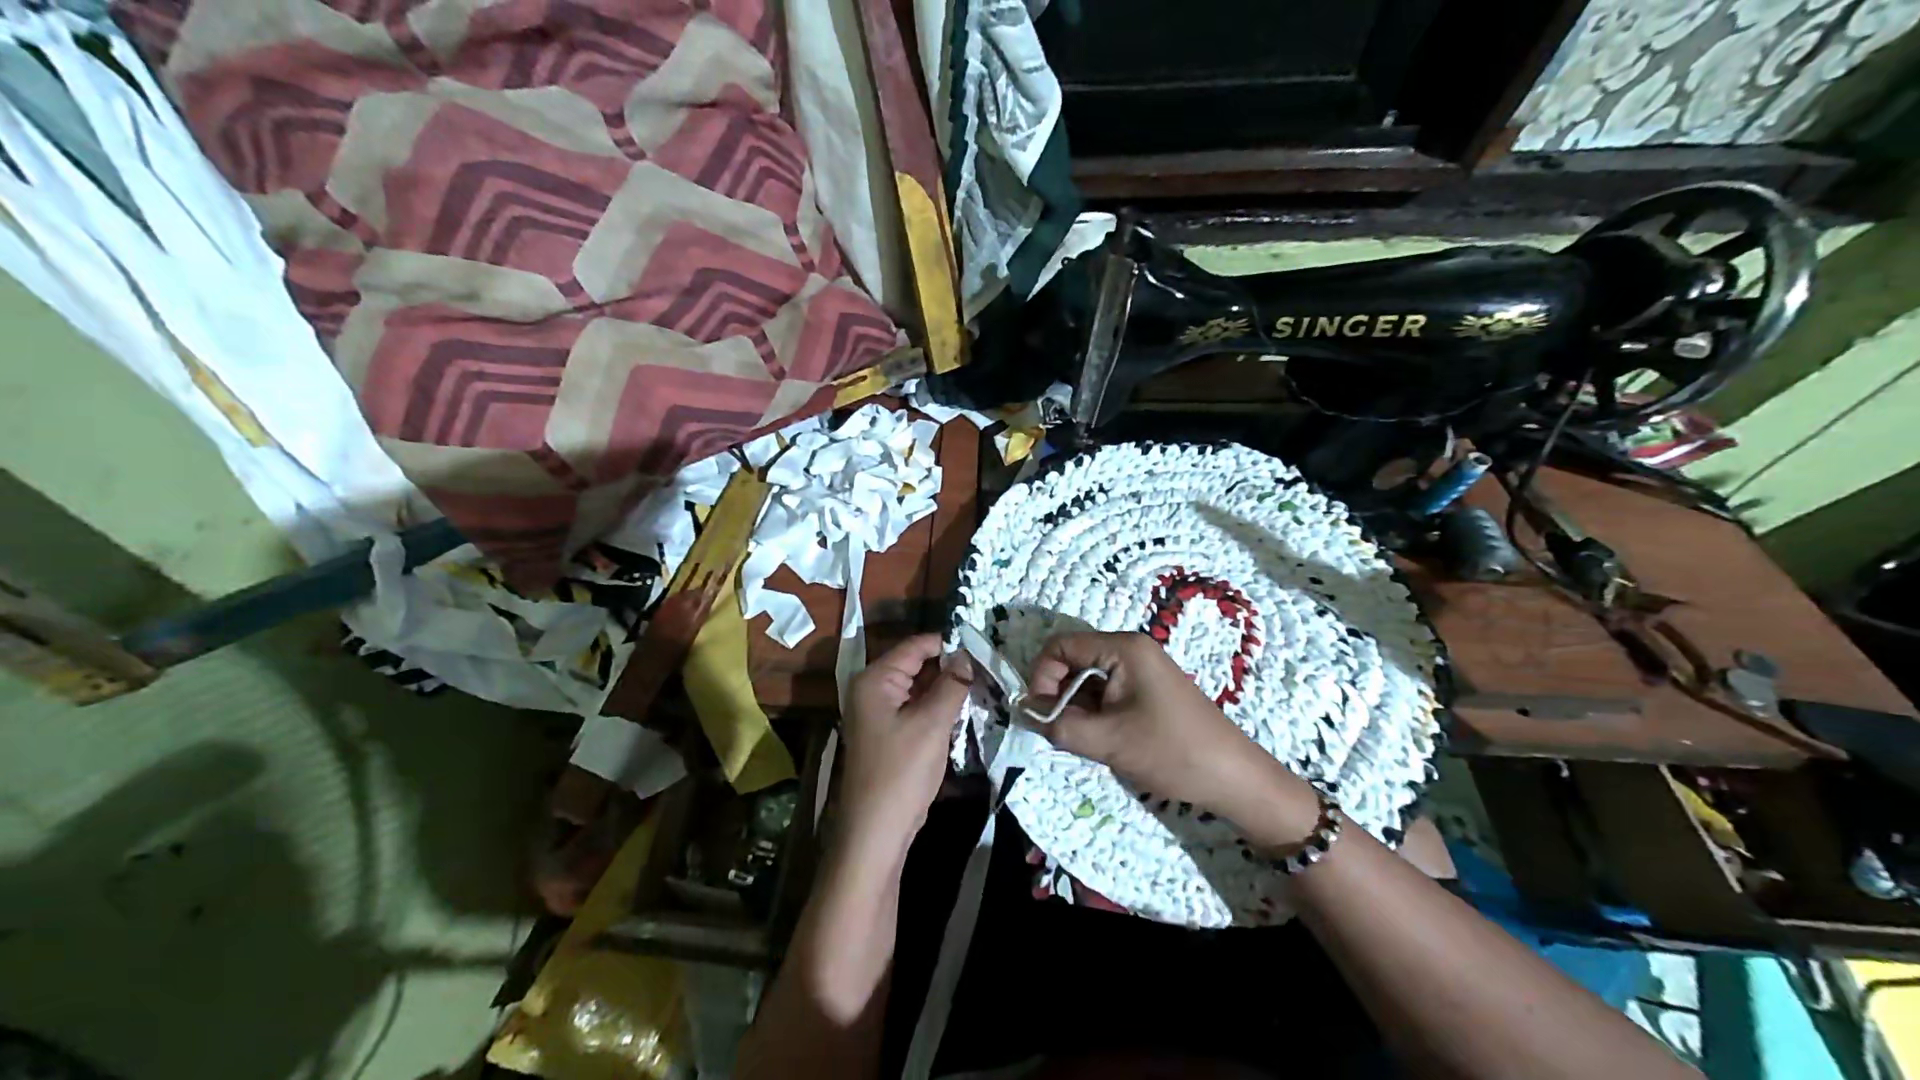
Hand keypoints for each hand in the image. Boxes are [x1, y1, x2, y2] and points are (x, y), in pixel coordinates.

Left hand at [838, 634, 969, 856]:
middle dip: (949, 666)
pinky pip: (915, 708)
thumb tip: (967, 656)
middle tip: (987, 668)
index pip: (914, 646)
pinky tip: (962, 710)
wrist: (876, 829)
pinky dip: (936, 707)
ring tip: (982, 685)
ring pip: (917, 688)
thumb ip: (952, 685)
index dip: (947, 643)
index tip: (982, 646)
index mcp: (875, 679)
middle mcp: (871, 690)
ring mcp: (877, 713)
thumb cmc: (901, 771)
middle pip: (915, 665)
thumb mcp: (932, 724)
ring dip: (945, 688)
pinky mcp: (888, 733)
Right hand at [1027, 631, 1311, 827]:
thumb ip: (1058, 724)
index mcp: (1123, 648)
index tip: (1040, 713)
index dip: (1041, 676)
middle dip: (1059, 695)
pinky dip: (1095, 714)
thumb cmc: (1171, 751)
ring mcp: (1142, 670)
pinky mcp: (1147, 691)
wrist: (1233, 777)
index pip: (1061, 646)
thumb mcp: (1107, 741)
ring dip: (1077, 708)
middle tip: (1061, 732)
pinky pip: (1107, 693)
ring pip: (1088, 680)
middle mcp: (1131, 650)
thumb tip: (1025, 711)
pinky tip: (1103, 741)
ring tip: (1086, 741)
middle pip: (1074, 661)